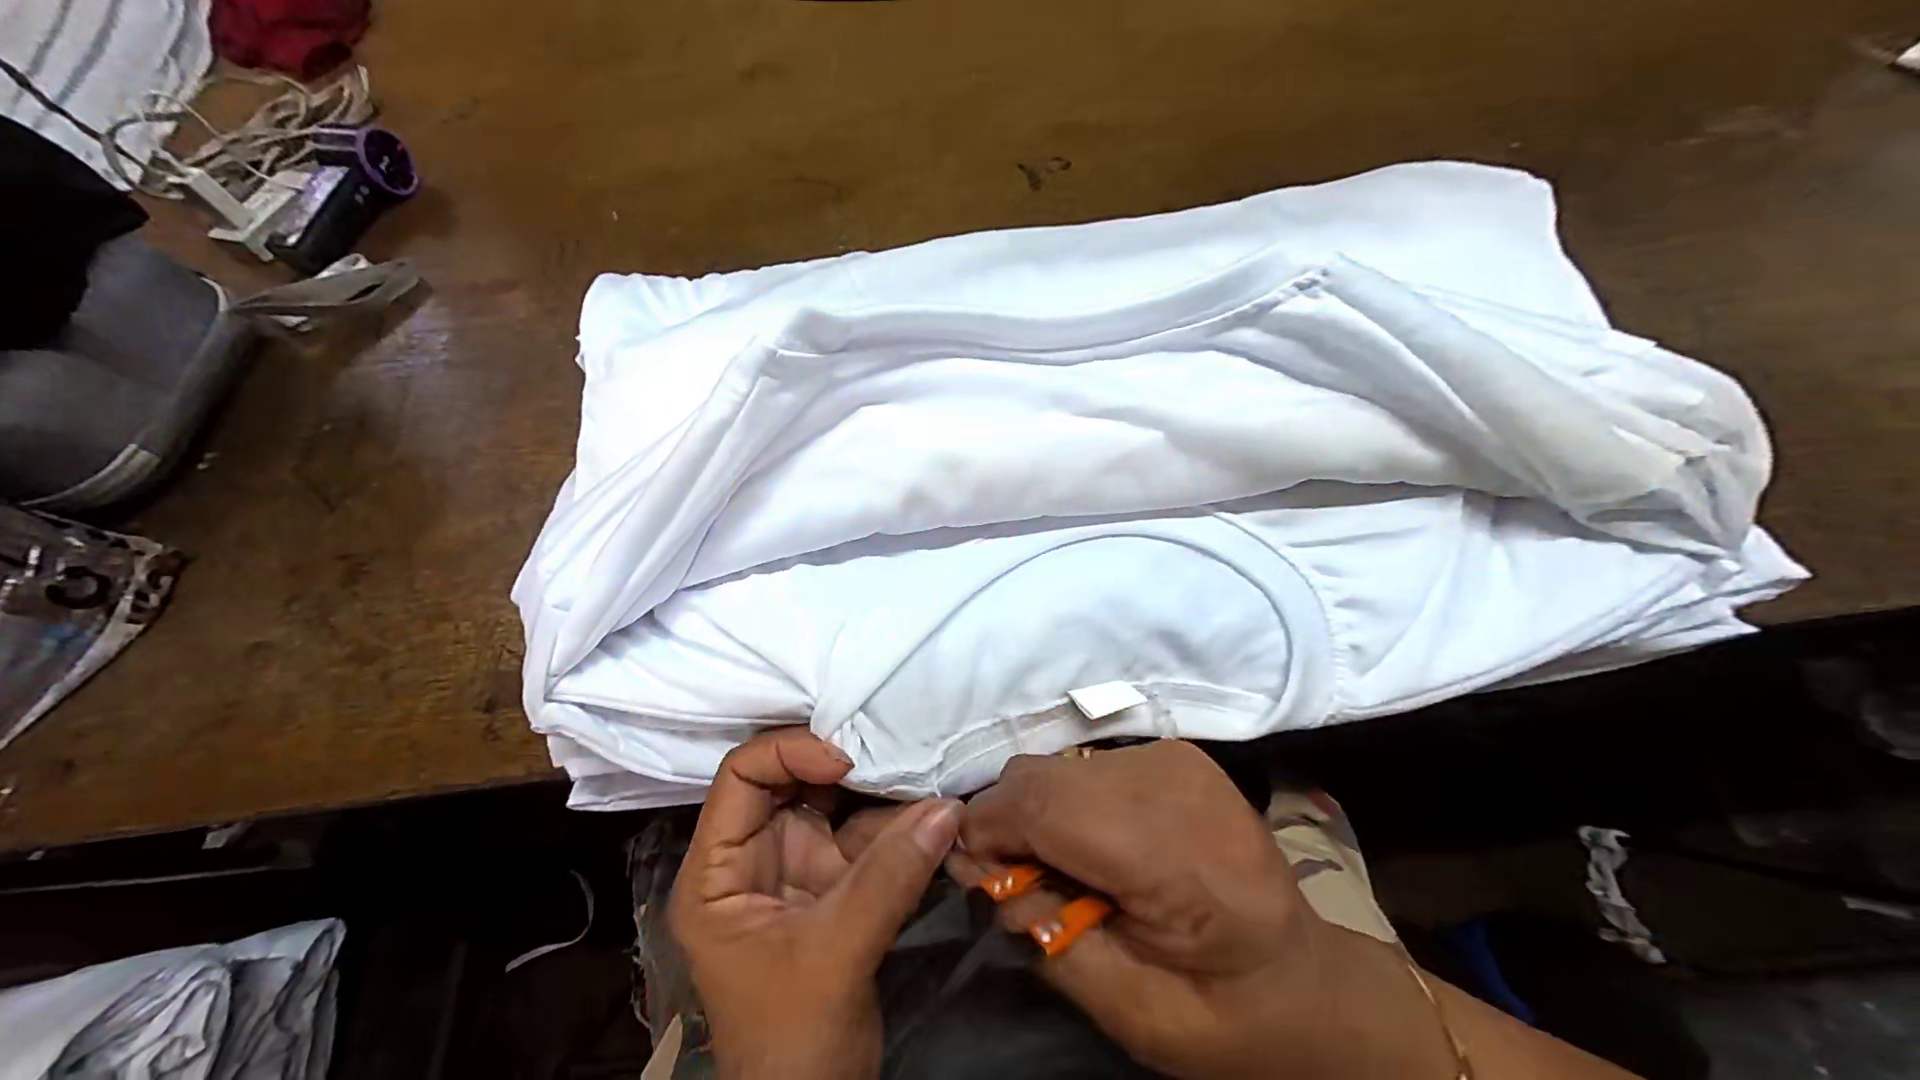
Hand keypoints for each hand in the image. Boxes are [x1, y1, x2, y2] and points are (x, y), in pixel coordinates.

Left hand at [668, 728, 962, 1079]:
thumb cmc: (794, 1040)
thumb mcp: (834, 955)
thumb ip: (888, 878)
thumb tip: (948, 808)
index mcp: (718, 870)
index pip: (742, 778)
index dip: (789, 754)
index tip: (845, 760)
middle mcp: (755, 856)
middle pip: (792, 781)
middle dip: (842, 762)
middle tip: (894, 748)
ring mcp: (799, 867)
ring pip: (837, 805)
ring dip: (880, 789)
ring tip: (925, 768)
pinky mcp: (837, 884)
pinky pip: (869, 836)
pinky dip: (901, 824)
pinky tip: (936, 810)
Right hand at [950, 740, 1457, 1079]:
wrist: (1305, 981)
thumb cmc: (1223, 1015)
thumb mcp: (1129, 1011)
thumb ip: (1043, 931)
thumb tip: (970, 865)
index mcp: (1180, 857)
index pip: (1047, 806)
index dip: (990, 832)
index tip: (970, 873)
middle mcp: (1176, 783)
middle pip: (1043, 775)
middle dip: (1006, 823)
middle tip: (1014, 881)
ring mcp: (1177, 757)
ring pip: (1056, 764)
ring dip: (1035, 812)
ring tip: (1058, 868)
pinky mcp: (1173, 751)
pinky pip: (1083, 764)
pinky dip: (1064, 800)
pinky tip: (1088, 843)